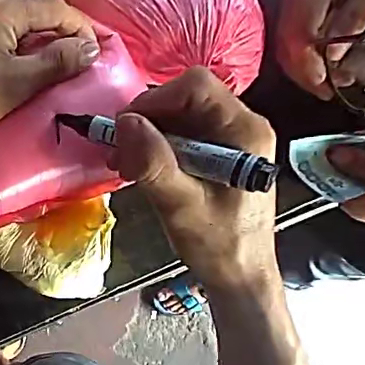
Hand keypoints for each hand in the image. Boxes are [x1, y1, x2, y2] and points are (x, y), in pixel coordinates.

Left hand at [0, 0, 99, 164]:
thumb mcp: (17, 86)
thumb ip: (56, 62)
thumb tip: (89, 48)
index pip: (51, 6)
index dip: (79, 26)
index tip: (95, 48)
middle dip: (45, 7)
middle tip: (55, 40)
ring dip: (22, 17)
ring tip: (33, 50)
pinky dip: (1, 28)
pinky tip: (4, 58)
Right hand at [110, 68, 279, 292]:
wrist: (241, 276)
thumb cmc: (219, 246)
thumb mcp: (181, 207)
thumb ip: (154, 164)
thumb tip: (125, 122)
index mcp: (245, 131)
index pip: (196, 88)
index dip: (154, 101)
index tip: (124, 129)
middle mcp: (242, 125)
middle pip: (186, 97)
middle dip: (147, 119)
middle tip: (119, 150)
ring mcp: (231, 139)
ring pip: (180, 114)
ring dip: (147, 133)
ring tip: (124, 164)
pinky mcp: (218, 153)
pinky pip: (182, 134)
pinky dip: (155, 146)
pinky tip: (139, 169)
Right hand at [274, 0, 364, 98]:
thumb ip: (353, 20)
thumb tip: (333, 54)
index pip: (297, 37)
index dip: (308, 64)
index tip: (326, 82)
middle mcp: (291, 3)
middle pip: (286, 50)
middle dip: (307, 76)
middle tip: (331, 91)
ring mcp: (288, 14)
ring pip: (286, 56)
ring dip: (307, 75)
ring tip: (333, 85)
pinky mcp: (292, 24)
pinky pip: (291, 53)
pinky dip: (307, 68)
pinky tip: (327, 73)